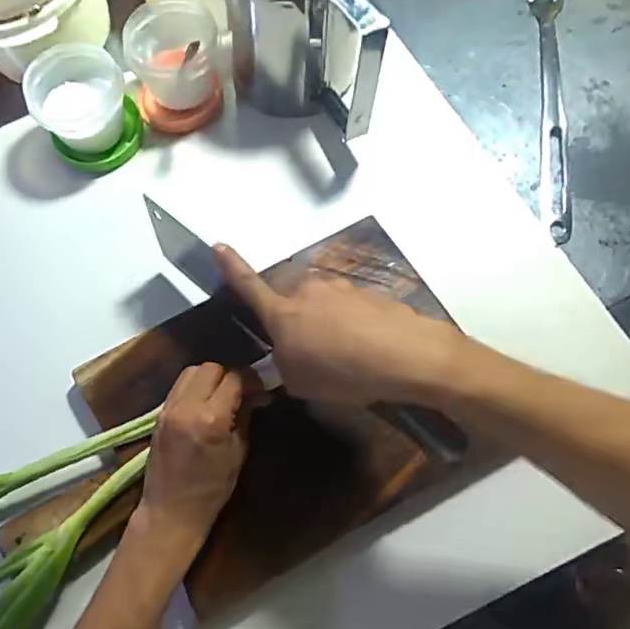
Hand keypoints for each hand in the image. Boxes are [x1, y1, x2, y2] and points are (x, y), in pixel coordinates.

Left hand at [130, 363, 247, 566]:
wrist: (171, 509)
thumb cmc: (211, 489)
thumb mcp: (238, 453)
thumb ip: (244, 417)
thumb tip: (256, 395)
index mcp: (210, 418)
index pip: (233, 378)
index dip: (251, 380)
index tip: (261, 390)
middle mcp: (185, 406)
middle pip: (210, 368)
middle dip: (229, 375)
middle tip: (243, 393)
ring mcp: (168, 408)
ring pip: (191, 372)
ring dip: (210, 378)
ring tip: (223, 397)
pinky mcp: (158, 414)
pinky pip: (178, 387)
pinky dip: (194, 387)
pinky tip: (206, 403)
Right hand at [215, 244, 477, 408]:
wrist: (410, 358)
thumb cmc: (342, 372)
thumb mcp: (298, 383)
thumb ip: (283, 366)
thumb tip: (286, 358)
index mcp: (282, 313)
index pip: (248, 286)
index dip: (231, 266)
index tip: (219, 246)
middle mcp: (307, 292)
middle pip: (291, 300)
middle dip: (294, 319)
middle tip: (307, 351)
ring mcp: (342, 290)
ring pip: (323, 306)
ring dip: (326, 325)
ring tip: (344, 358)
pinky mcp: (372, 295)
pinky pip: (352, 312)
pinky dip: (354, 328)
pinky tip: (369, 353)